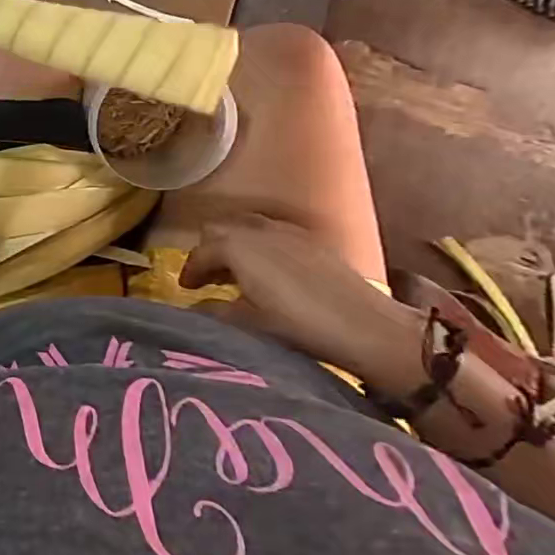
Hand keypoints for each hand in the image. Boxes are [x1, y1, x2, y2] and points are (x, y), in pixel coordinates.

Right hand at [181, 214, 421, 375]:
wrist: (368, 329)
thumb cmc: (300, 327)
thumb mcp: (250, 323)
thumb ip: (215, 310)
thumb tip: (195, 306)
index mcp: (236, 247)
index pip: (200, 253)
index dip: (189, 271)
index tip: (186, 289)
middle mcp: (257, 231)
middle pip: (219, 229)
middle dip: (207, 250)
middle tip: (207, 277)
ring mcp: (287, 232)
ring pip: (245, 225)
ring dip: (233, 243)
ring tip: (235, 271)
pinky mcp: (312, 240)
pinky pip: (271, 231)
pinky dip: (259, 243)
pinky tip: (268, 268)